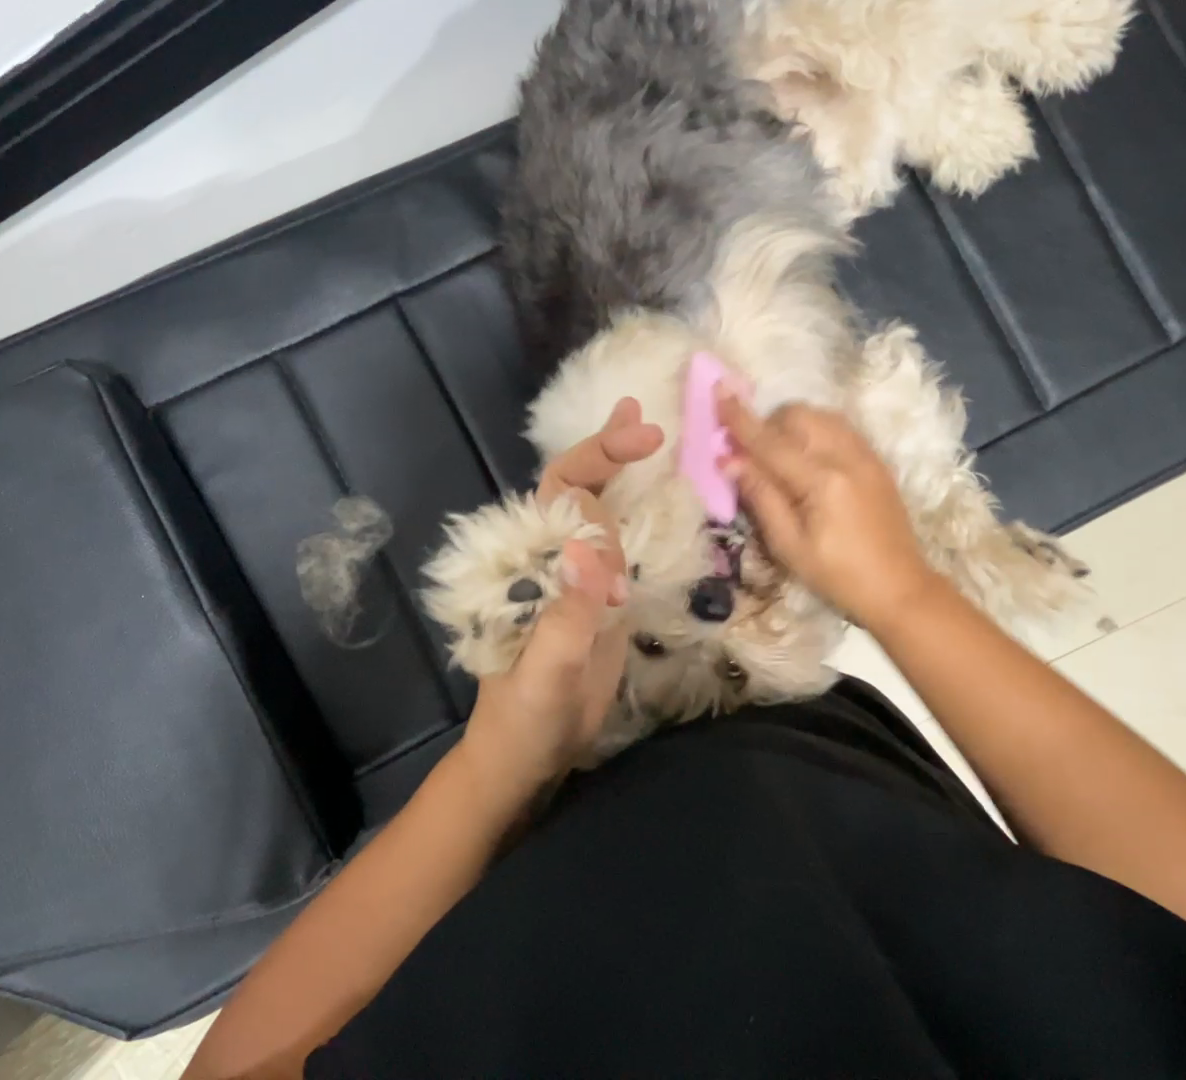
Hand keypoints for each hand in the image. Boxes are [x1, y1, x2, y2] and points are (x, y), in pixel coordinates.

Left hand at [457, 400, 661, 795]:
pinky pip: (622, 555)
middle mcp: (553, 564)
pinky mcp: (601, 609)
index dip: (598, 458)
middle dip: (609, 452)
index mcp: (531, 566)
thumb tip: (593, 553)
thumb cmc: (523, 719)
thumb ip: (568, 617)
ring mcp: (579, 584)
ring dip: (624, 478)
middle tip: (649, 423)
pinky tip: (662, 507)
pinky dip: (641, 523)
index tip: (642, 440)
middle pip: (578, 492)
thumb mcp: (546, 673)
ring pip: (602, 517)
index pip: (560, 493)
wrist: (527, 758)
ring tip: (654, 440)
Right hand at [717, 393, 936, 620]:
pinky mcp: (876, 462)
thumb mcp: (789, 545)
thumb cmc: (837, 575)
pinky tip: (807, 459)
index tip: (719, 392)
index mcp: (822, 481)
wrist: (899, 587)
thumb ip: (760, 496)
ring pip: (821, 416)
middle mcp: (847, 457)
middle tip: (752, 453)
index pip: (771, 442)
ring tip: (779, 456)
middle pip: (799, 415)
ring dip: (793, 425)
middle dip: (770, 423)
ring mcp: (866, 456)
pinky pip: (840, 429)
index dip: (741, 419)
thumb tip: (729, 461)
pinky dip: (815, 432)